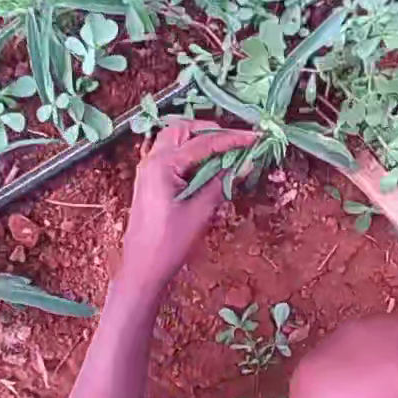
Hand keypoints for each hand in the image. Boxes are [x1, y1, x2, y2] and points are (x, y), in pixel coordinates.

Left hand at [119, 118, 255, 295]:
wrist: (143, 267)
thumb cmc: (169, 243)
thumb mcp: (200, 212)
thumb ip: (222, 183)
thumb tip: (245, 163)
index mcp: (163, 164)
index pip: (203, 142)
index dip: (232, 139)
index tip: (254, 138)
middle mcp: (152, 160)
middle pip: (182, 129)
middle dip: (210, 130)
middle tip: (235, 140)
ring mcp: (148, 170)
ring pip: (174, 139)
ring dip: (198, 139)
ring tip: (223, 151)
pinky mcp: (150, 181)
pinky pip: (169, 155)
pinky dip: (189, 153)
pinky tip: (206, 167)